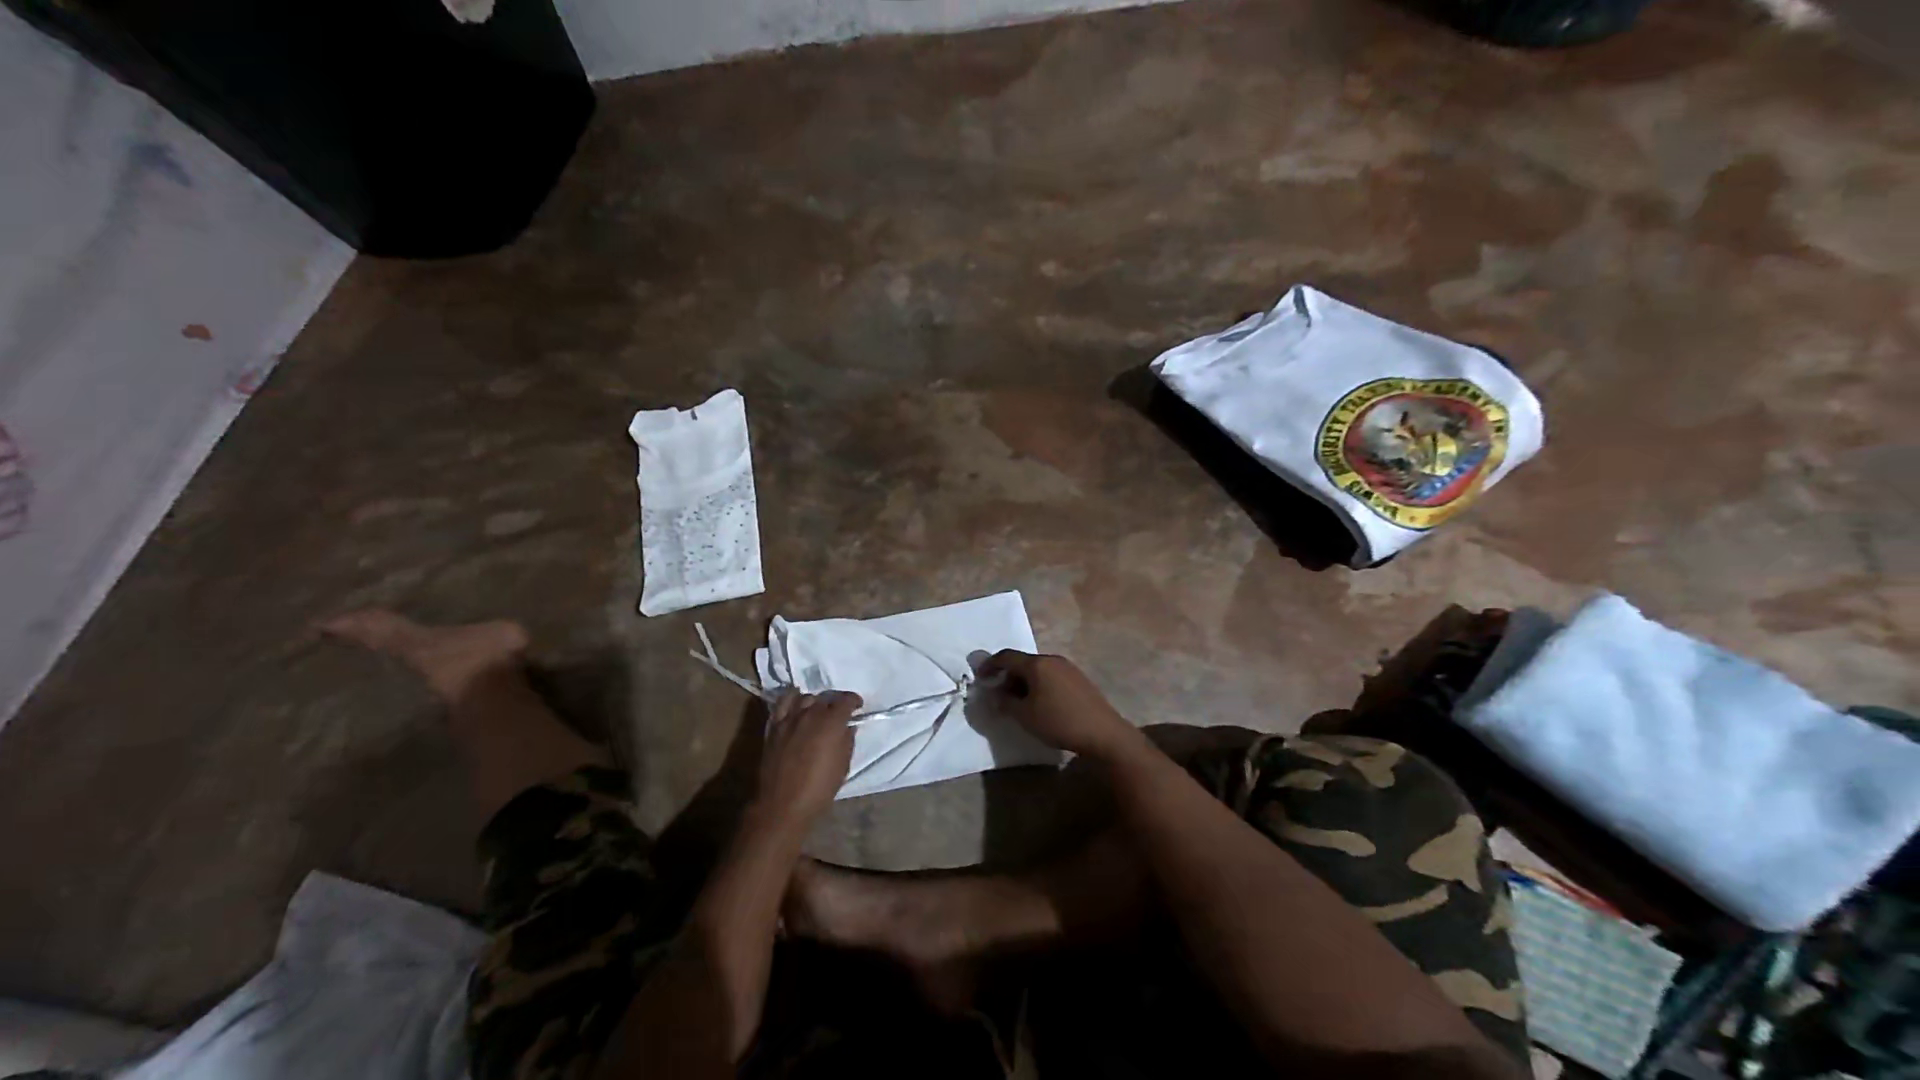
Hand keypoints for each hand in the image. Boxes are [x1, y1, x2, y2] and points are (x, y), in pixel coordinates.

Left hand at [754, 690, 860, 828]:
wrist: (783, 804)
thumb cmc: (819, 788)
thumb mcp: (843, 765)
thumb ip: (847, 740)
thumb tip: (847, 728)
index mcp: (831, 723)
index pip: (846, 700)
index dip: (854, 701)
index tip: (858, 707)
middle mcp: (811, 714)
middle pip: (826, 698)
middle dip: (835, 703)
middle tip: (839, 715)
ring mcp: (790, 718)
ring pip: (805, 698)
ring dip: (815, 702)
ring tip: (818, 711)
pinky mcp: (774, 726)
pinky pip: (783, 703)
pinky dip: (792, 698)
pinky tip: (796, 703)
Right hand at [977, 651, 1144, 761]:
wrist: (1103, 733)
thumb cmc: (1059, 722)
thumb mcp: (1025, 716)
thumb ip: (1005, 702)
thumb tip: (994, 694)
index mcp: (1037, 664)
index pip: (1006, 656)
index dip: (989, 666)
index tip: (980, 678)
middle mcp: (1052, 659)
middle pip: (1023, 662)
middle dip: (1007, 677)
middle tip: (999, 697)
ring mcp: (1068, 668)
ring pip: (1038, 670)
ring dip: (1023, 683)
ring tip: (1019, 704)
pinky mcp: (1079, 680)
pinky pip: (1051, 676)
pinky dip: (1039, 686)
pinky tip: (1040, 705)